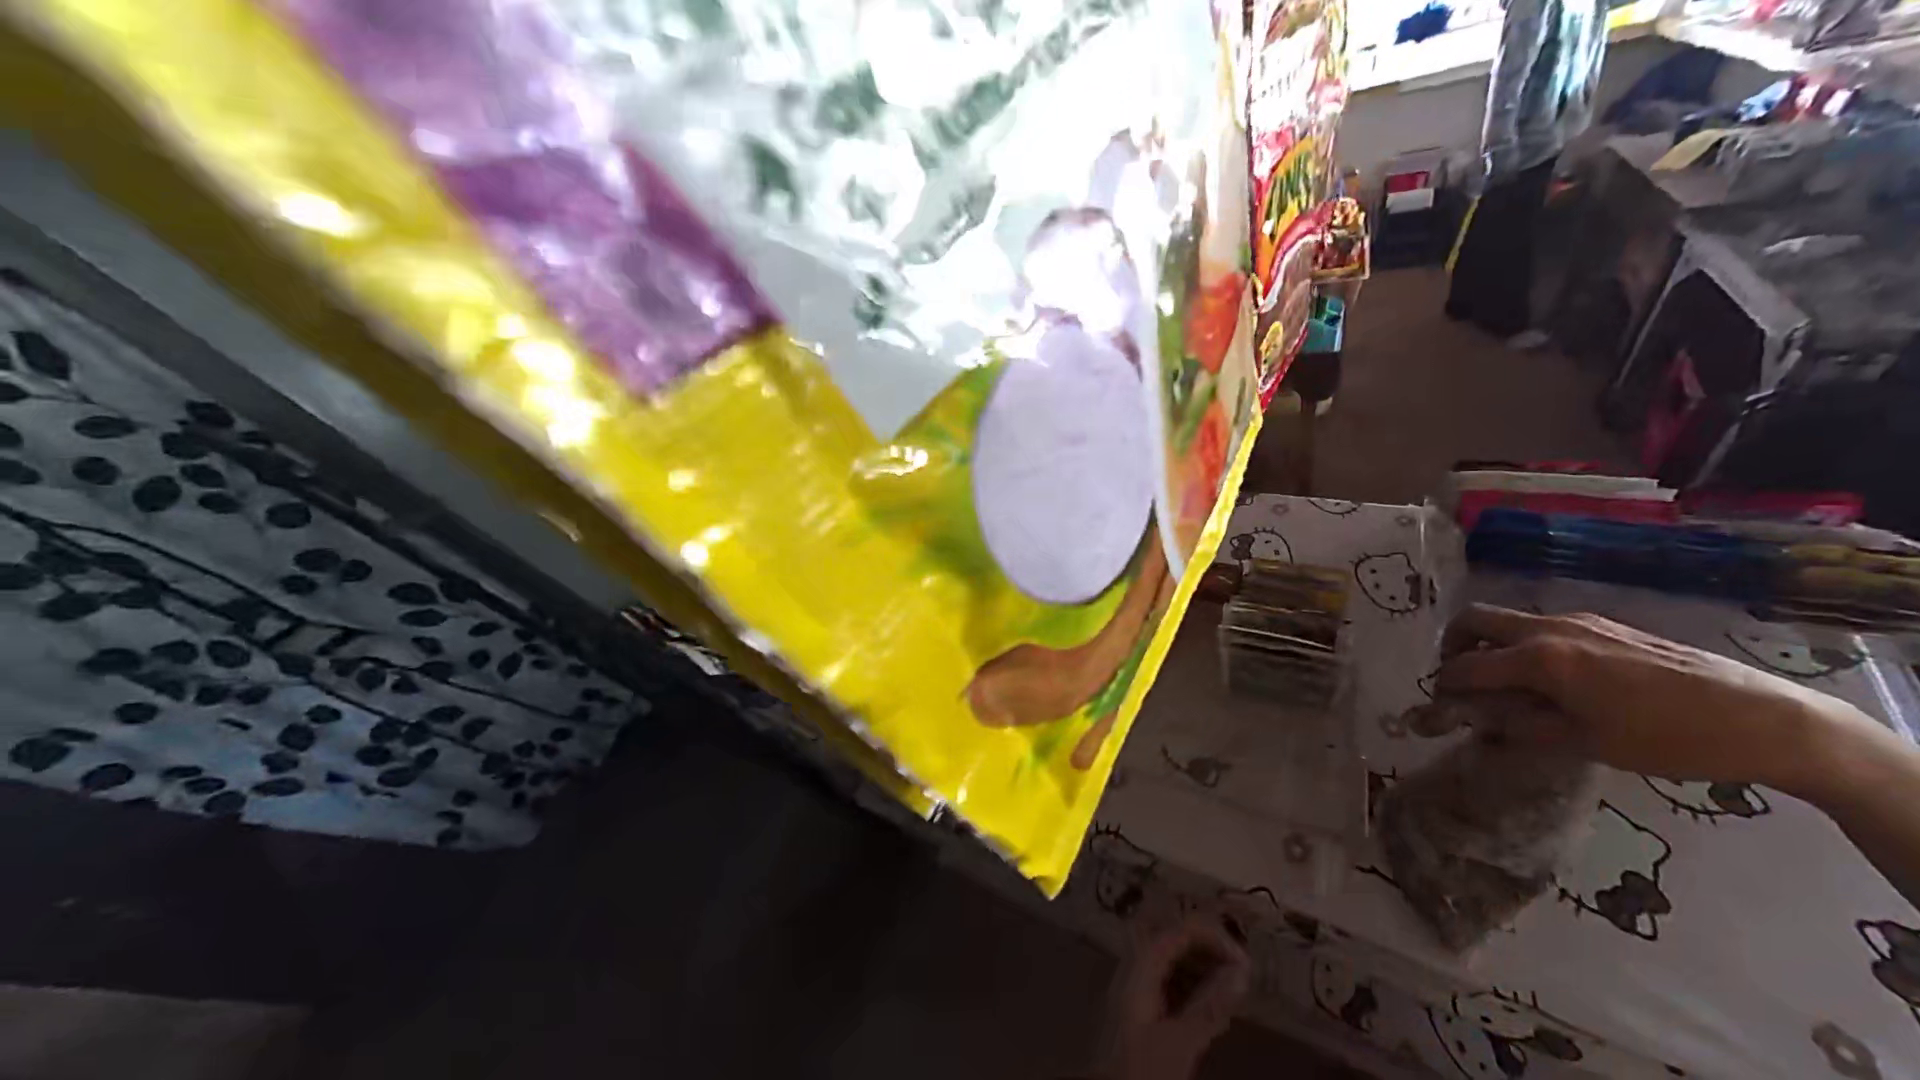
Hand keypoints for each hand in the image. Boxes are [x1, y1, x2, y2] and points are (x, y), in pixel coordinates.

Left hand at [1099, 916, 1250, 1079]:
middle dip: (1203, 941)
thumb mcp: (1181, 1042)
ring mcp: (1134, 988)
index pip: (1175, 932)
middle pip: (1167, 934)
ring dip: (1199, 961)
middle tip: (1236, 963)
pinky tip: (1214, 1005)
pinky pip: (1168, 980)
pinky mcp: (1141, 1010)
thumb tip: (1243, 970)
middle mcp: (1133, 970)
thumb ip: (1210, 1005)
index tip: (1244, 960)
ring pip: (1168, 956)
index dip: (1212, 936)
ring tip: (1232, 982)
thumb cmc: (1144, 1072)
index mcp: (1139, 970)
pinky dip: (1192, 983)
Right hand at [1435, 604, 1884, 797]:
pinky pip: (1544, 625)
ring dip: (1490, 643)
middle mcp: (1550, 628)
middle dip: (1453, 646)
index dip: (1444, 687)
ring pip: (1509, 620)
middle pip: (1474, 620)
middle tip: (1459, 678)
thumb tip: (1477, 716)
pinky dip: (1525, 644)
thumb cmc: (1668, 739)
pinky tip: (1551, 678)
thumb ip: (1520, 723)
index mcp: (1539, 659)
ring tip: (1504, 682)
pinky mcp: (1606, 625)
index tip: (1439, 706)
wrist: (1765, 719)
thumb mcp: (1584, 742)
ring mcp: (1580, 621)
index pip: (1465, 667)